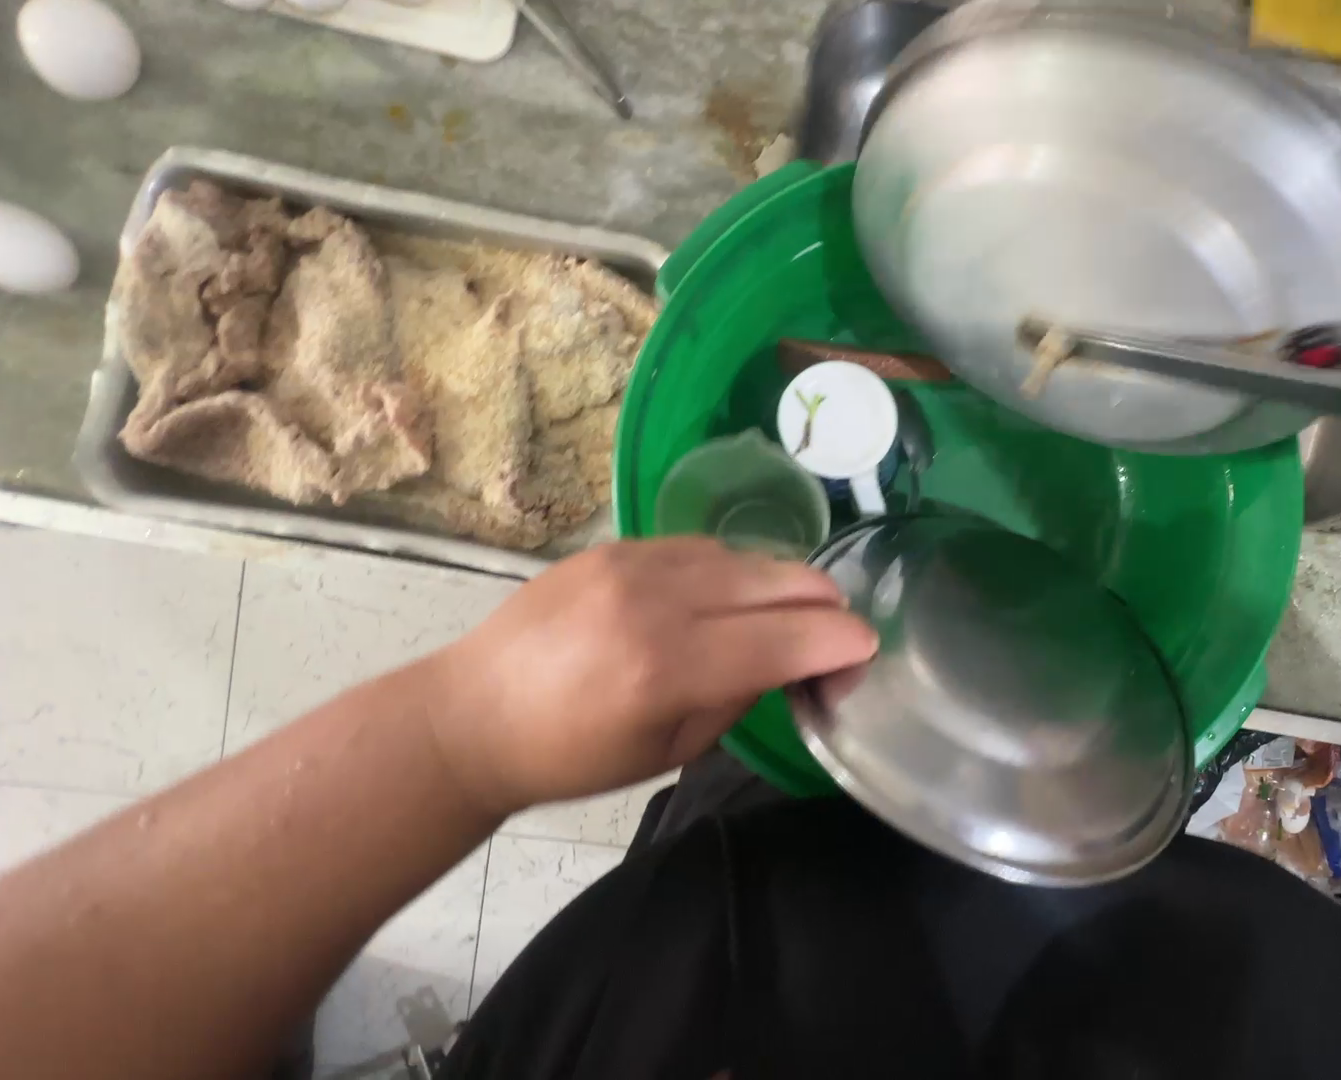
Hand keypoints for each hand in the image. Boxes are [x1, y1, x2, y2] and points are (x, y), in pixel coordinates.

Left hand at [422, 538, 876, 814]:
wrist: (471, 712)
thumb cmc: (572, 755)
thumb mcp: (670, 749)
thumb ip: (739, 695)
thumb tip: (788, 657)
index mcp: (666, 667)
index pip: (784, 640)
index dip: (840, 641)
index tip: (869, 648)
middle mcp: (655, 600)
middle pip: (778, 580)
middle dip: (825, 604)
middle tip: (836, 633)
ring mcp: (634, 561)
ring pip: (748, 556)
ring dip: (783, 585)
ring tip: (787, 616)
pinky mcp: (618, 544)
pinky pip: (707, 548)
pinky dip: (737, 572)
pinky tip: (733, 596)